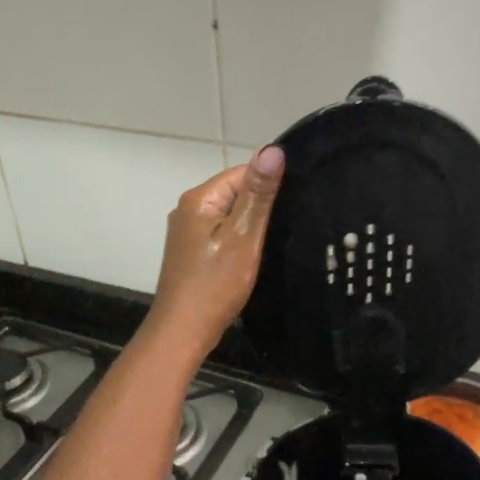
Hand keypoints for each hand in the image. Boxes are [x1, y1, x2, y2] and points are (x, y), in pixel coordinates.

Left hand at [144, 146, 283, 357]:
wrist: (183, 330)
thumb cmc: (215, 284)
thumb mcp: (243, 236)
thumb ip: (258, 194)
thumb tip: (273, 149)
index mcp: (199, 198)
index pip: (242, 173)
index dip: (270, 185)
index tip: (295, 203)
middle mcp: (188, 208)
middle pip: (235, 192)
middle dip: (261, 205)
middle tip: (291, 224)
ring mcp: (187, 231)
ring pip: (229, 215)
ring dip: (251, 225)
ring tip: (277, 240)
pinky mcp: (191, 251)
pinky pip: (221, 233)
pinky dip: (238, 240)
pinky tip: (253, 255)